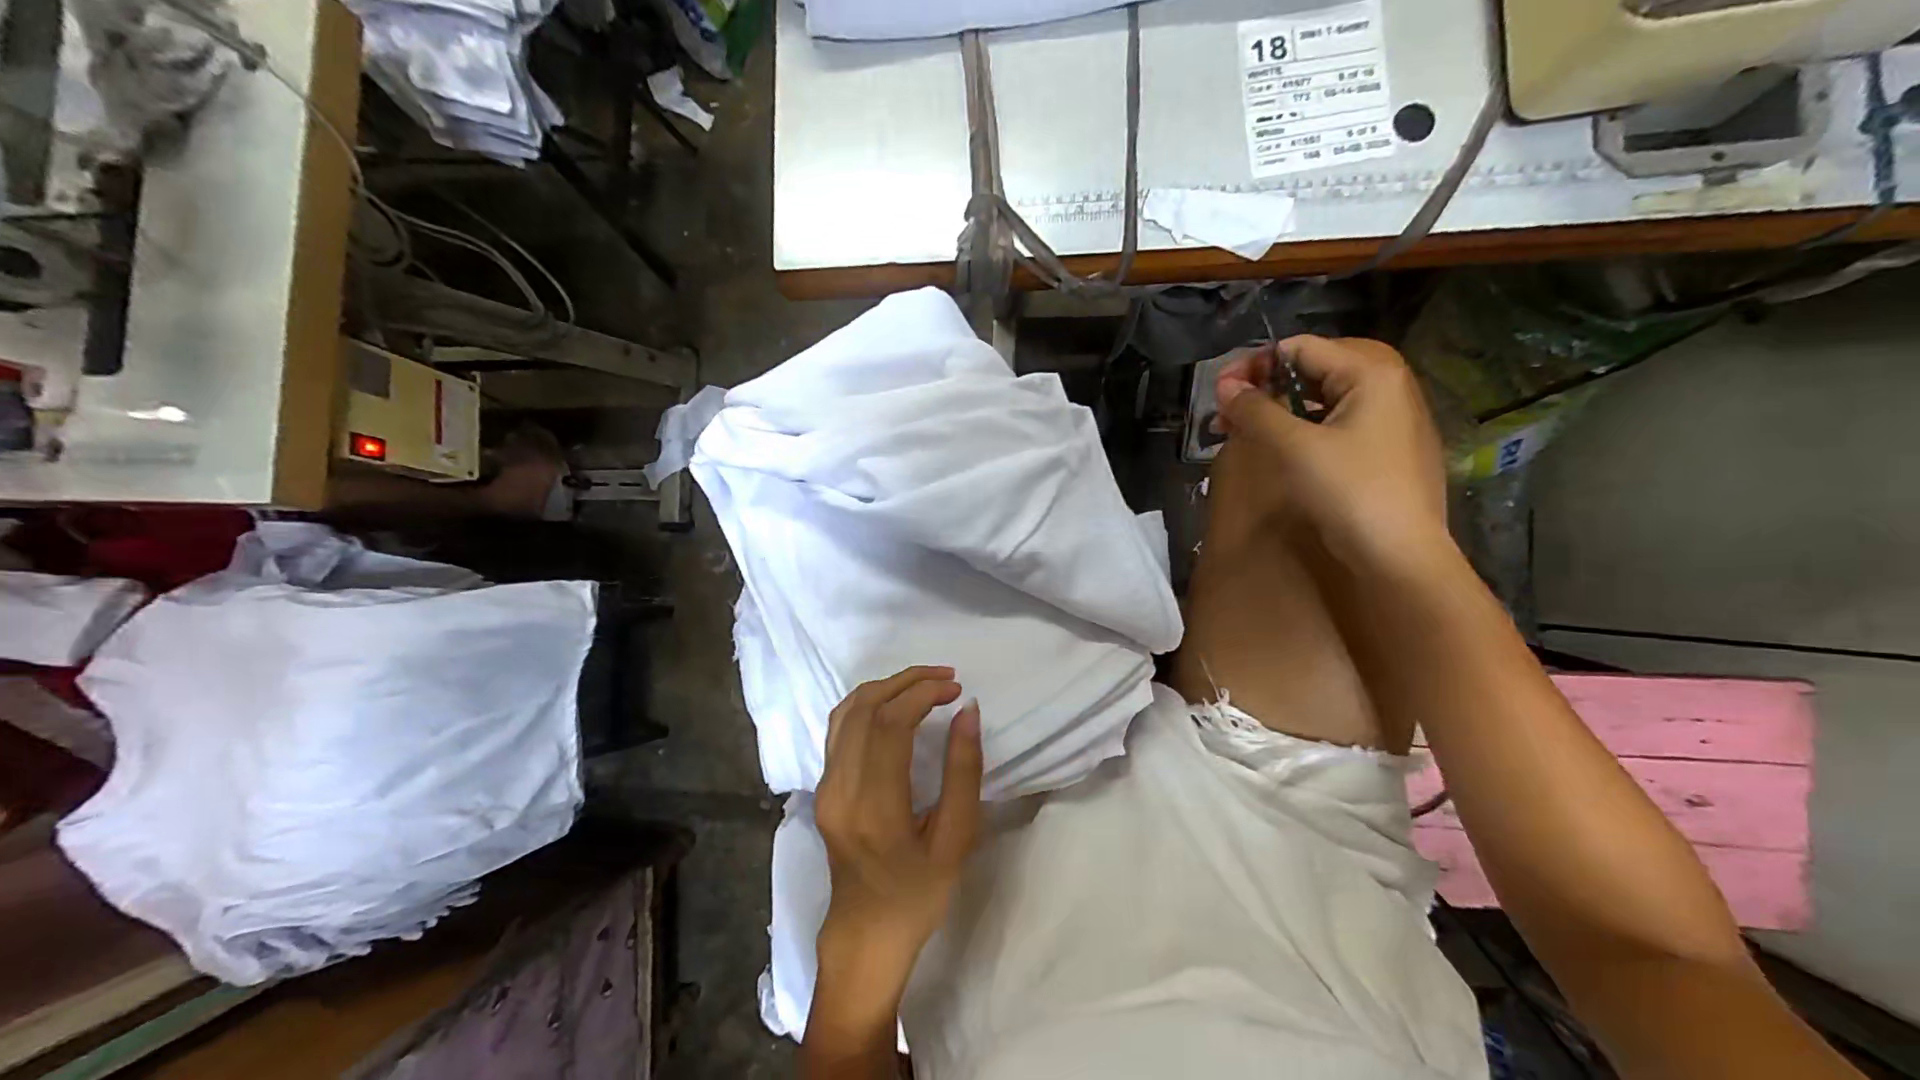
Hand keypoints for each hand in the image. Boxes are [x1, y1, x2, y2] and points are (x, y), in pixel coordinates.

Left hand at [810, 666, 982, 1036]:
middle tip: (946, 678)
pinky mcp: (822, 787)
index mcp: (874, 807)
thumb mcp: (956, 841)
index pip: (890, 724)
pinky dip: (869, 704)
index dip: (922, 694)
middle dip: (906, 681)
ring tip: (925, 684)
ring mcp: (824, 787)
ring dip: (886, 687)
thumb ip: (963, 773)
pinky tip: (896, 705)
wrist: (866, 933)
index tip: (955, 689)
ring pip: (847, 712)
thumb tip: (968, 711)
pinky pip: (840, 729)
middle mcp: (839, 789)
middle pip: (865, 708)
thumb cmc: (918, 893)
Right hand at [1215, 335, 1448, 565]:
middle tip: (1234, 408)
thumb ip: (1256, 410)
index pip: (1301, 347)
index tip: (1220, 392)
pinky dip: (1305, 423)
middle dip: (1270, 382)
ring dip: (1283, 403)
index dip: (1255, 364)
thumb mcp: (1294, 447)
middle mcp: (1389, 384)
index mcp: (1372, 373)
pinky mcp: (1387, 447)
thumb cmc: (1350, 492)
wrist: (1400, 556)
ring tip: (1248, 427)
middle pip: (1316, 364)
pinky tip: (1282, 444)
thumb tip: (1224, 385)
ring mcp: (1392, 417)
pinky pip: (1339, 419)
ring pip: (1327, 393)